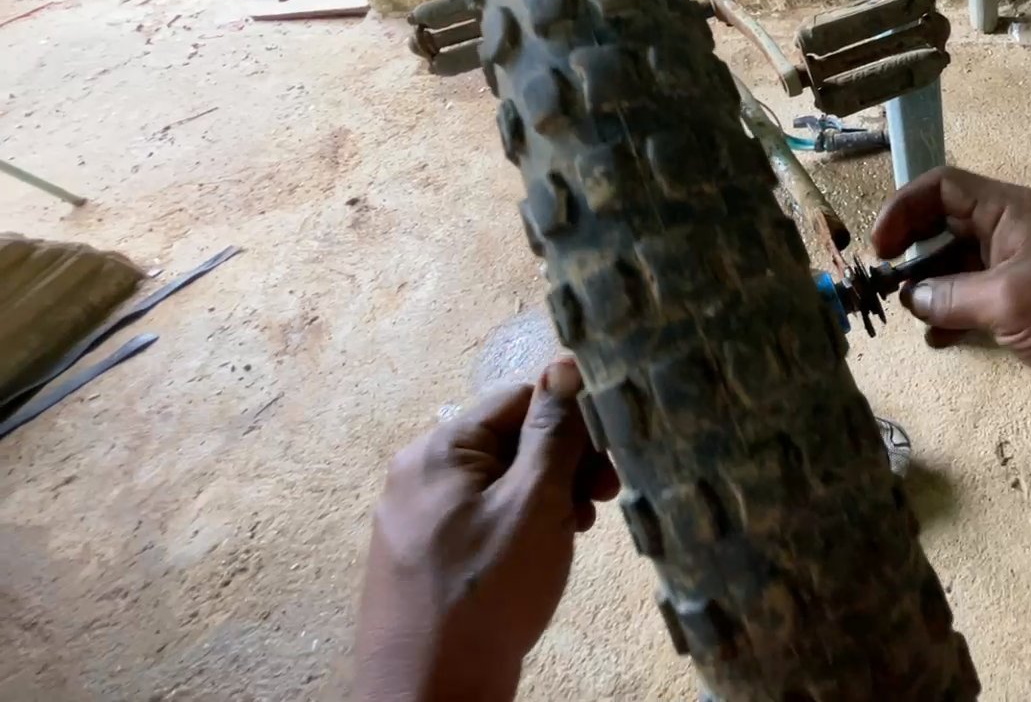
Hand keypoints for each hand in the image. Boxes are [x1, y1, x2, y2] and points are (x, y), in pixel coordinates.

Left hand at [353, 358, 619, 701]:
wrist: (431, 701)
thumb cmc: (489, 592)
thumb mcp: (534, 502)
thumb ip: (553, 430)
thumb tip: (566, 361)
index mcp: (438, 452)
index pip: (522, 399)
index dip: (573, 422)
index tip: (608, 459)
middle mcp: (422, 473)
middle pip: (516, 438)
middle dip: (567, 461)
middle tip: (604, 497)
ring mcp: (422, 515)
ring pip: (509, 476)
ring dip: (555, 491)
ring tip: (580, 526)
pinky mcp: (431, 550)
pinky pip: (492, 510)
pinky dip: (529, 518)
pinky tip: (551, 544)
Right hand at [872, 166, 1030, 400]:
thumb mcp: (1007, 301)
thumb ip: (951, 296)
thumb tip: (911, 297)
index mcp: (1008, 210)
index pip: (942, 187)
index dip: (904, 208)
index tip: (880, 247)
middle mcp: (1009, 230)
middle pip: (945, 225)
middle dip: (912, 252)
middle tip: (886, 285)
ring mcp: (1017, 265)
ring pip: (957, 263)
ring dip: (930, 286)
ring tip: (911, 315)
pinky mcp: (1025, 298)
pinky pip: (975, 295)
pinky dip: (953, 312)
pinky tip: (938, 338)